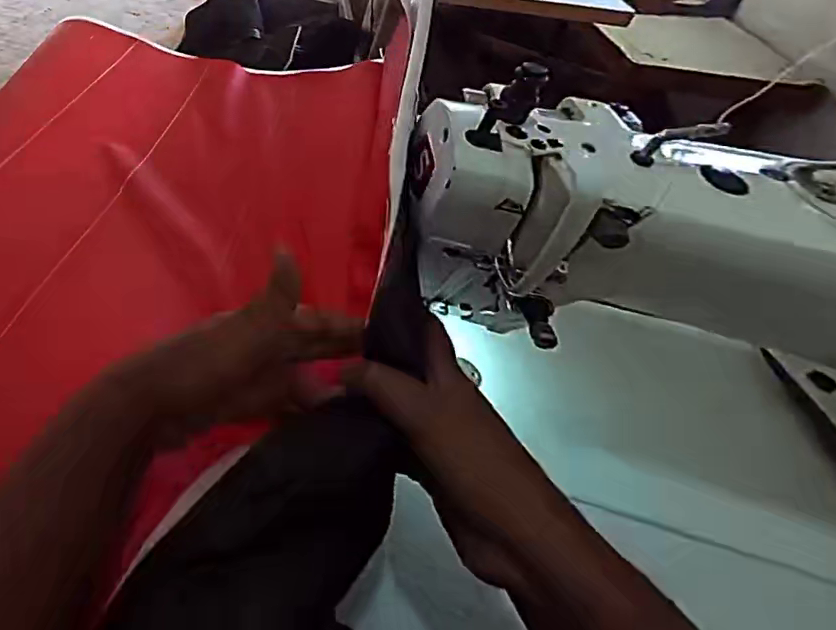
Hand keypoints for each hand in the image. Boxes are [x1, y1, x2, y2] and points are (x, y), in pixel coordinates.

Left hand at [110, 251, 363, 445]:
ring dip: (325, 384)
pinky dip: (301, 410)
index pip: (312, 320)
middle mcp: (259, 346)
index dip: (344, 324)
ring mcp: (249, 376)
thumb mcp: (245, 332)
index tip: (384, 329)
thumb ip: (273, 300)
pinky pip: (279, 404)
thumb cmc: (202, 366)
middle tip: (386, 363)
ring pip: (296, 376)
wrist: (152, 406)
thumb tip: (286, 247)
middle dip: (340, 349)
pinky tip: (323, 421)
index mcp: (263, 325)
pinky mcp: (240, 405)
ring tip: (365, 397)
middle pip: (306, 346)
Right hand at [344, 311, 576, 587]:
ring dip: (360, 396)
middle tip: (324, 345)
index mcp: (446, 375)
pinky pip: (387, 440)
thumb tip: (339, 368)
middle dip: (365, 353)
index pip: (423, 327)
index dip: (399, 308)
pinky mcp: (426, 466)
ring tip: (320, 385)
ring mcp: (432, 433)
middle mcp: (438, 399)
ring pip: (389, 403)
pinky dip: (364, 434)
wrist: (515, 539)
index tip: (365, 295)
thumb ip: (379, 383)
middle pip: (398, 365)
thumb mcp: (424, 412)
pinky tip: (340, 432)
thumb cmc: (485, 468)